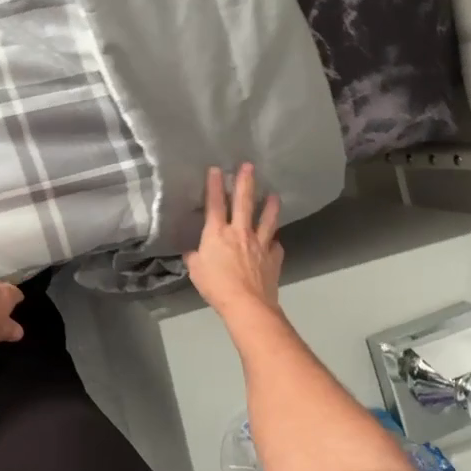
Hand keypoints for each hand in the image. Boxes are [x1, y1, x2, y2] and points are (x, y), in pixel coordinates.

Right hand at [185, 163, 283, 314]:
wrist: (246, 304)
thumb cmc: (216, 286)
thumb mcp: (195, 270)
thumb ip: (195, 257)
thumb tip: (194, 253)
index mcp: (217, 233)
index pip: (214, 204)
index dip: (214, 185)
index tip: (216, 169)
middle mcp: (240, 232)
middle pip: (244, 202)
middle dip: (246, 182)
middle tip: (249, 166)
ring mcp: (260, 244)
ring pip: (267, 219)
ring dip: (270, 206)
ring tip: (274, 195)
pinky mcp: (273, 258)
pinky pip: (275, 246)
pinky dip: (274, 242)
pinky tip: (275, 241)